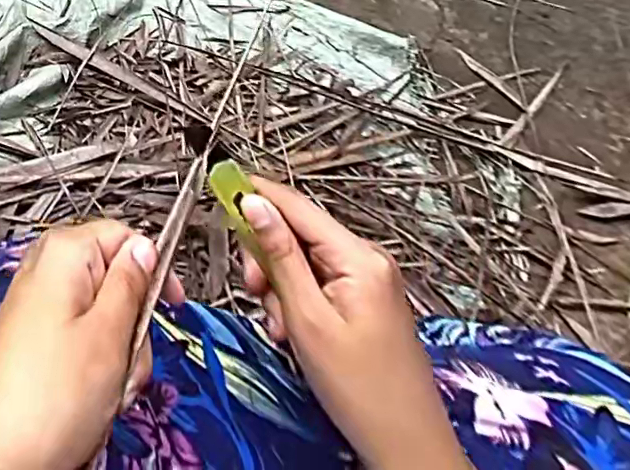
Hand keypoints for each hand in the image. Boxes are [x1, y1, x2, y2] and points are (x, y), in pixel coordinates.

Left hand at [0, 221, 184, 469]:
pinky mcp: (33, 339)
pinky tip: (86, 402)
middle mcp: (45, 270)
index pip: (124, 235)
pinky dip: (94, 373)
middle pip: (115, 282)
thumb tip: (145, 245)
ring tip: (102, 390)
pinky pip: (82, 344)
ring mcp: (38, 305)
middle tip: (125, 361)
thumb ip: (130, 284)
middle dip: (132, 327)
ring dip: (116, 359)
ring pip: (103, 321)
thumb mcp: (107, 336)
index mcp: (63, 252)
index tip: (172, 303)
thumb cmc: (43, 399)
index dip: (154, 268)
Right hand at [240, 178, 471, 469]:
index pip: (294, 204)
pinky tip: (293, 328)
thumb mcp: (307, 316)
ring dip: (278, 285)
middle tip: (255, 288)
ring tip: (281, 322)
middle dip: (265, 256)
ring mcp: (366, 279)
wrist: (409, 453)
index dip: (254, 194)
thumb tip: (254, 203)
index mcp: (358, 257)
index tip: (221, 187)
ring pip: (299, 258)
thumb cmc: (362, 391)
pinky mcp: (361, 298)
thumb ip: (278, 254)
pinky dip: (294, 298)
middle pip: (294, 232)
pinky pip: (313, 280)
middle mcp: (366, 259)